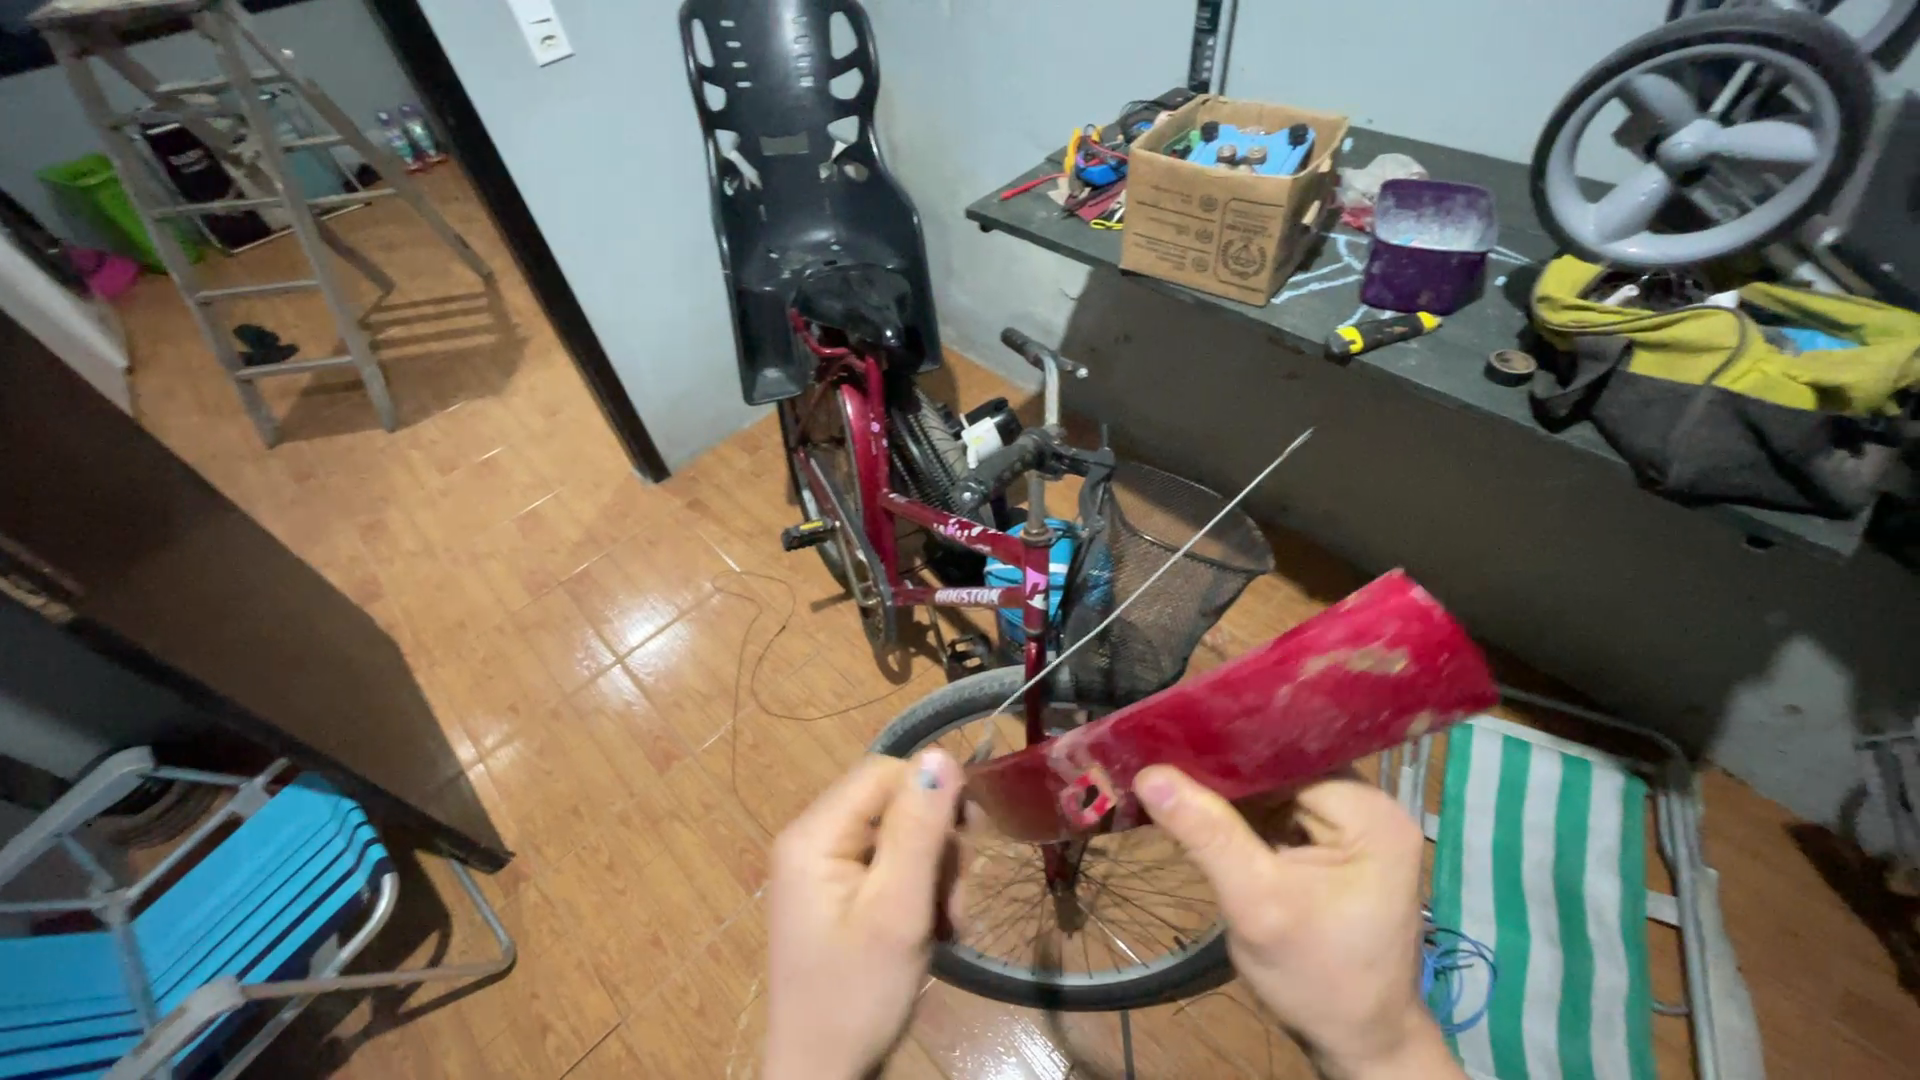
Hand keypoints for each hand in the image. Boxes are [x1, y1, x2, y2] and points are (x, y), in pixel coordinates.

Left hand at [764, 751, 963, 1079]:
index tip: (972, 832)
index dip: (932, 792)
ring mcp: (825, 868)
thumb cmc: (856, 995)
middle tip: (955, 898)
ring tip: (947, 922)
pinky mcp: (840, 893)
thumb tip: (940, 754)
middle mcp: (814, 839)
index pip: (884, 773)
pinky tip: (935, 928)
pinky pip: (890, 866)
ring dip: (935, 872)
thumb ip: (919, 829)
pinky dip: (920, 890)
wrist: (822, 1078)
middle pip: (894, 804)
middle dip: (936, 844)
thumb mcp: (897, 910)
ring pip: (900, 835)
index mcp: (814, 834)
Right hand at [1134, 767, 1462, 1079]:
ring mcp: (1352, 824)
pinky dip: (1239, 813)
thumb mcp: (1256, 905)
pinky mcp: (1332, 841)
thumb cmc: (1317, 979)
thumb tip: (1148, 774)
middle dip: (1223, 771)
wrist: (1357, 1045)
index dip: (1229, 753)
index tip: (1170, 745)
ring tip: (1172, 777)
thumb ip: (1207, 835)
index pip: (1287, 758)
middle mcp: (1369, 806)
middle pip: (1281, 768)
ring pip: (1274, 786)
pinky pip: (1276, 809)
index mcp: (1370, 814)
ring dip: (1227, 792)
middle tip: (1162, 760)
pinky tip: (1200, 808)